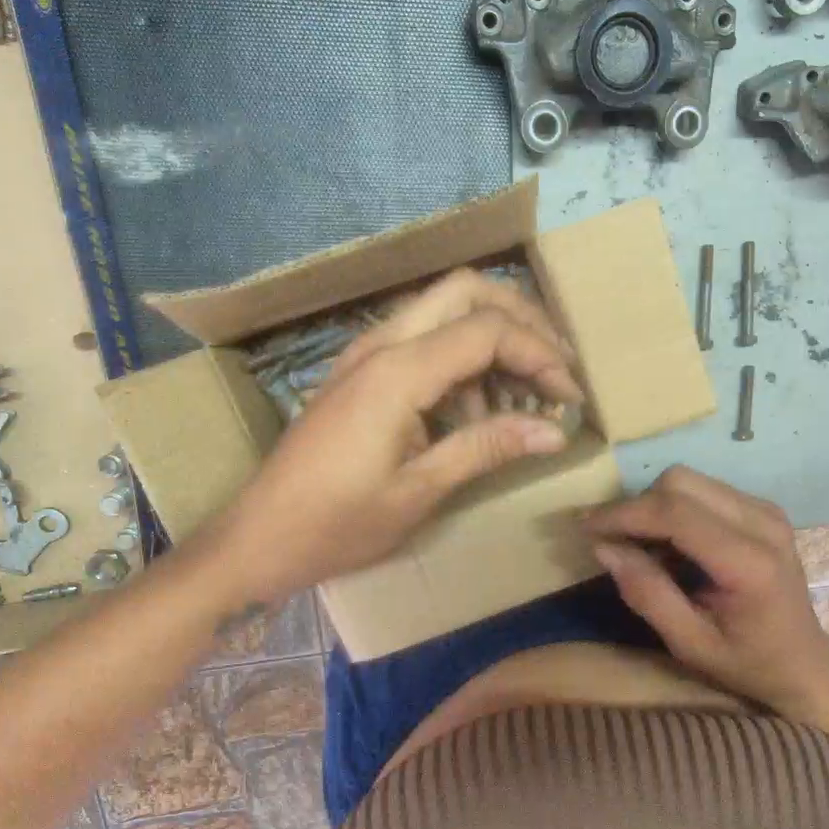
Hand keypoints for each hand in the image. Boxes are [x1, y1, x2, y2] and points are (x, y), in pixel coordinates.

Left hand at [220, 271, 584, 599]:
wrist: (258, 538)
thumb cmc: (336, 524)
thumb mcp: (419, 492)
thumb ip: (486, 448)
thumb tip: (555, 431)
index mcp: (397, 372)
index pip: (488, 330)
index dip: (540, 356)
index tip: (570, 398)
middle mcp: (382, 344)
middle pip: (467, 291)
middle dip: (522, 318)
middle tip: (556, 367)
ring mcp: (367, 353)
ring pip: (444, 307)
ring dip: (493, 336)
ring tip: (525, 396)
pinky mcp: (361, 371)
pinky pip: (424, 338)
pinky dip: (463, 357)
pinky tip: (479, 409)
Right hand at [580, 467, 828, 716]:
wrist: (804, 663)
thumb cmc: (747, 664)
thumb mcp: (690, 644)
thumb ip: (647, 594)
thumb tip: (604, 547)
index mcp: (750, 562)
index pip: (676, 512)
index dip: (624, 514)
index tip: (585, 528)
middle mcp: (763, 522)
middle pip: (680, 482)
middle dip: (637, 507)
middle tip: (614, 544)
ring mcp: (766, 510)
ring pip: (689, 480)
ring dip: (654, 507)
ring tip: (643, 549)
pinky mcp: (762, 507)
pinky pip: (703, 489)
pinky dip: (674, 509)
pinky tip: (671, 547)